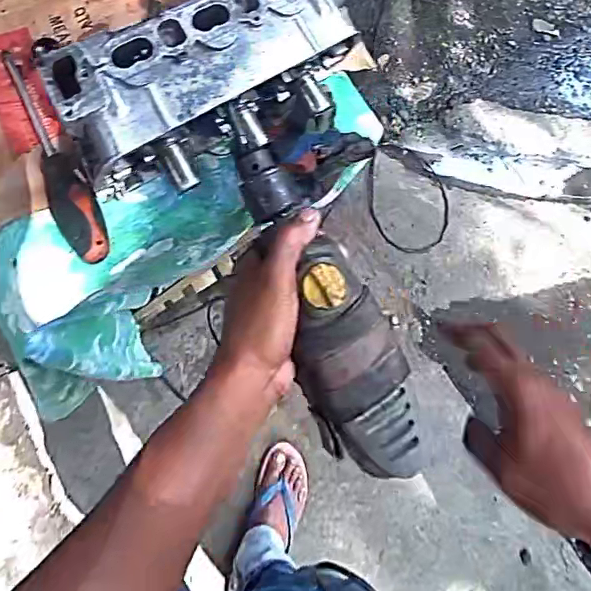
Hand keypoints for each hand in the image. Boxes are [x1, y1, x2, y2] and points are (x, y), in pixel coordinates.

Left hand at [213, 210, 320, 395]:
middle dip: (311, 258)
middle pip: (289, 259)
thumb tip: (310, 213)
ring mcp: (268, 306)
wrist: (254, 377)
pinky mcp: (280, 327)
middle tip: (338, 257)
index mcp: (250, 264)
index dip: (299, 230)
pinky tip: (332, 303)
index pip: (277, 235)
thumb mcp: (277, 276)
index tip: (325, 230)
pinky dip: (315, 304)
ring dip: (315, 282)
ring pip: (297, 284)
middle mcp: (256, 281)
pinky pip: (302, 308)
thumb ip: (290, 243)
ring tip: (340, 278)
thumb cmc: (261, 324)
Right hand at [447, 323, 590, 546]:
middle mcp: (538, 381)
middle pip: (502, 338)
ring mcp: (553, 392)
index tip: (443, 327)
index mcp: (520, 387)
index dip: (459, 332)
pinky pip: (526, 375)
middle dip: (475, 331)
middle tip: (453, 332)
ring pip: (515, 357)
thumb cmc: (561, 488)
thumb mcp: (503, 470)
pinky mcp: (561, 406)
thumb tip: (472, 425)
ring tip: (470, 361)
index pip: (483, 344)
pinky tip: (499, 391)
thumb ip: (479, 439)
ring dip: (491, 353)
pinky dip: (506, 371)